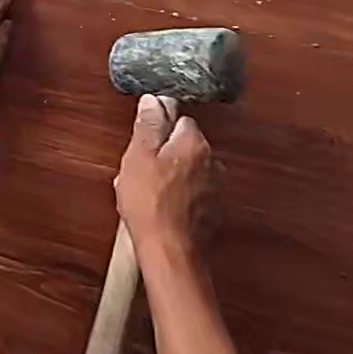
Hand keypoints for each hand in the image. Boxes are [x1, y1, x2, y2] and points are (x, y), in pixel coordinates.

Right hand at [113, 94, 218, 250]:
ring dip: (169, 177)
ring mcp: (214, 189)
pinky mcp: (211, 212)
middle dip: (162, 154)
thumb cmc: (151, 205)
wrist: (169, 251)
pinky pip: (191, 194)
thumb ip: (147, 125)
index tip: (142, 141)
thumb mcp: (138, 156)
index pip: (178, 119)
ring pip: (187, 171)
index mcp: (194, 144)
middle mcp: (212, 163)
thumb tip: (152, 102)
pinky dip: (177, 197)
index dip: (157, 129)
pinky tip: (157, 208)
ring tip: (145, 193)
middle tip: (139, 169)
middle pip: (183, 146)